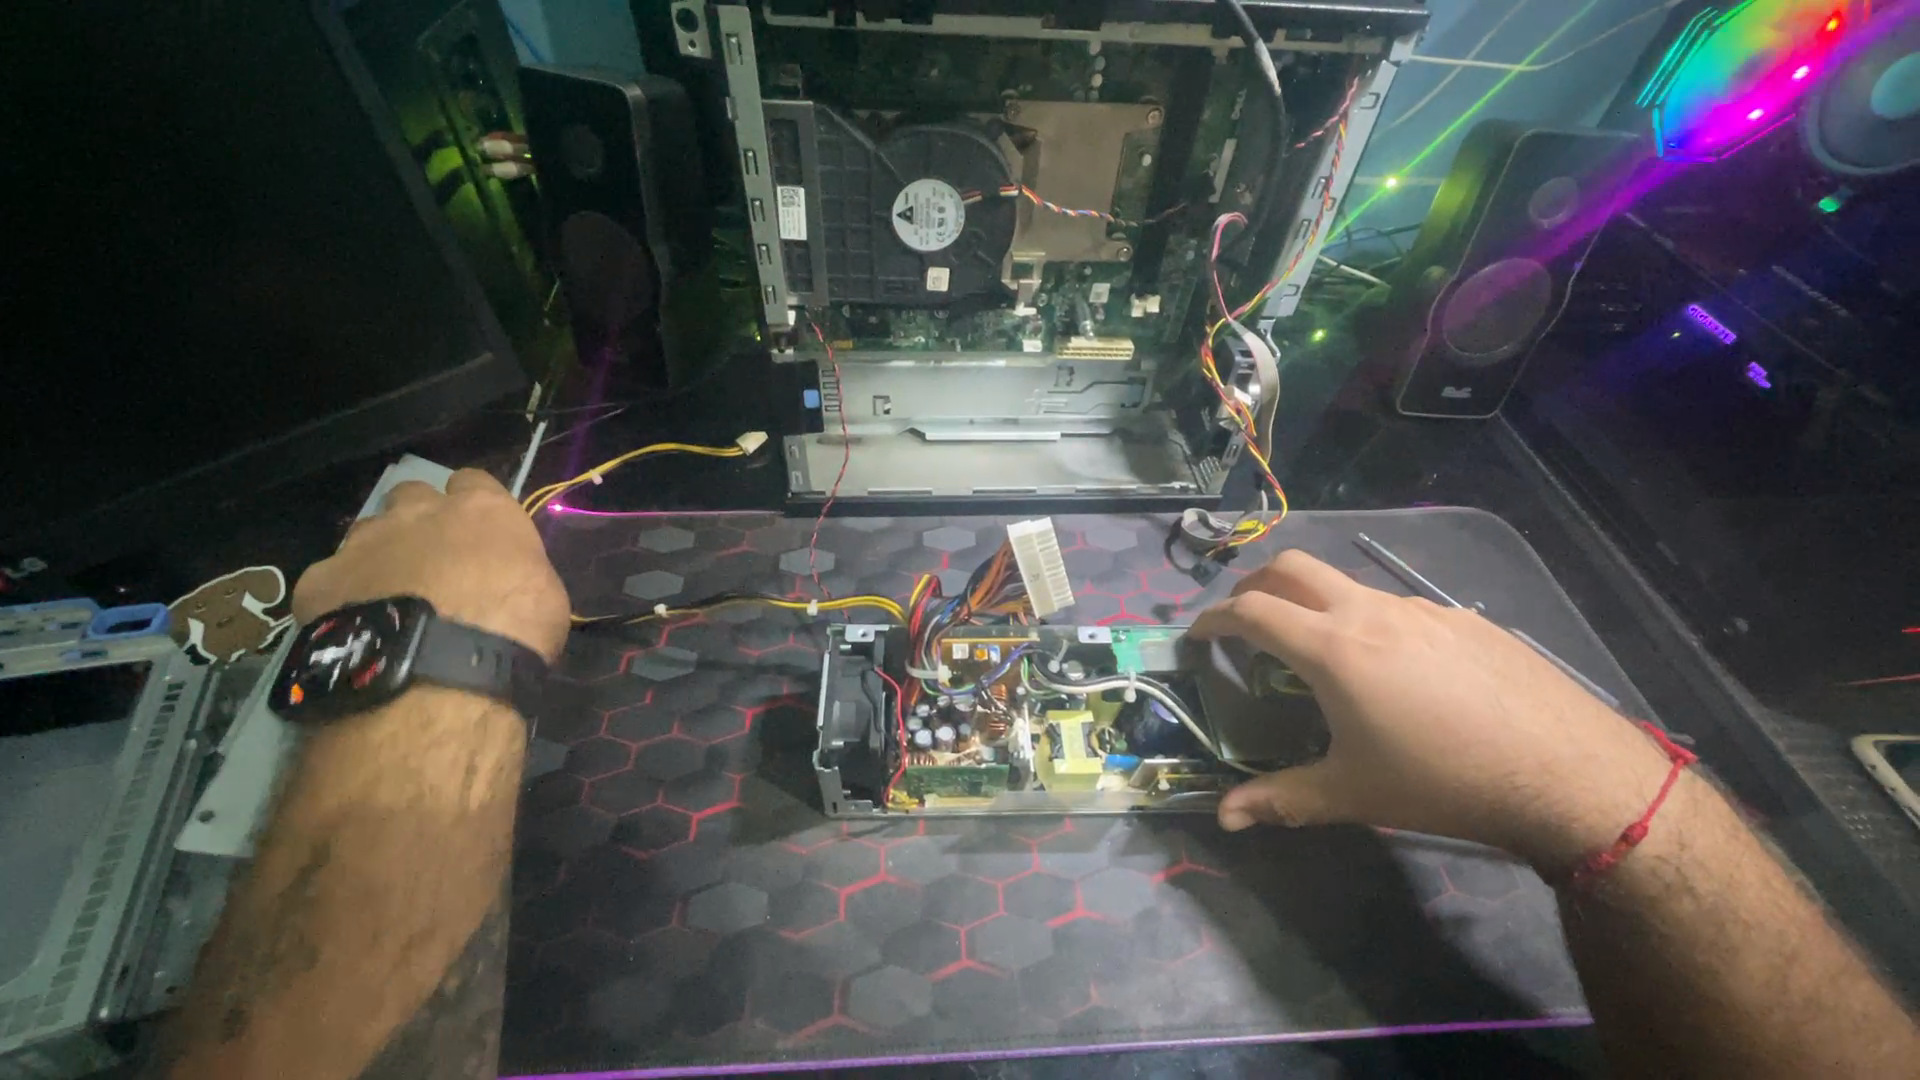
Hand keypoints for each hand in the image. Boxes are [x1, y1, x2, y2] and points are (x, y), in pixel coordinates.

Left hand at [293, 469, 570, 662]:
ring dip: (381, 554)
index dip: (475, 506)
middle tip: (433, 560)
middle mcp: (418, 513)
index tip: (481, 533)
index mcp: (482, 510)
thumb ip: (515, 567)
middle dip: (420, 520)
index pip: (474, 481)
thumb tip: (503, 576)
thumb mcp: (544, 592)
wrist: (439, 674)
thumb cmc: (514, 630)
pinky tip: (359, 626)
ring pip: (367, 532)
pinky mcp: (318, 581)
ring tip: (392, 596)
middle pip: (412, 495)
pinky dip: (344, 596)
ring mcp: (362, 543)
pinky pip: (330, 578)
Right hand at [1188, 550, 1674, 870]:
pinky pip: (1394, 605)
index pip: (1251, 612)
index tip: (1198, 635)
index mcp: (1332, 649)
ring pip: (1345, 584)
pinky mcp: (1461, 617)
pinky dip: (1365, 620)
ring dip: (1312, 602)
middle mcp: (1369, 612)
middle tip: (1245, 620)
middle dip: (1254, 584)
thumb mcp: (1352, 794)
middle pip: (1290, 566)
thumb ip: (1280, 800)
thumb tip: (1223, 818)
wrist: (1570, 775)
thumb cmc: (1443, 782)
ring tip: (1319, 653)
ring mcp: (1419, 608)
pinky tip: (1393, 670)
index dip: (1213, 618)